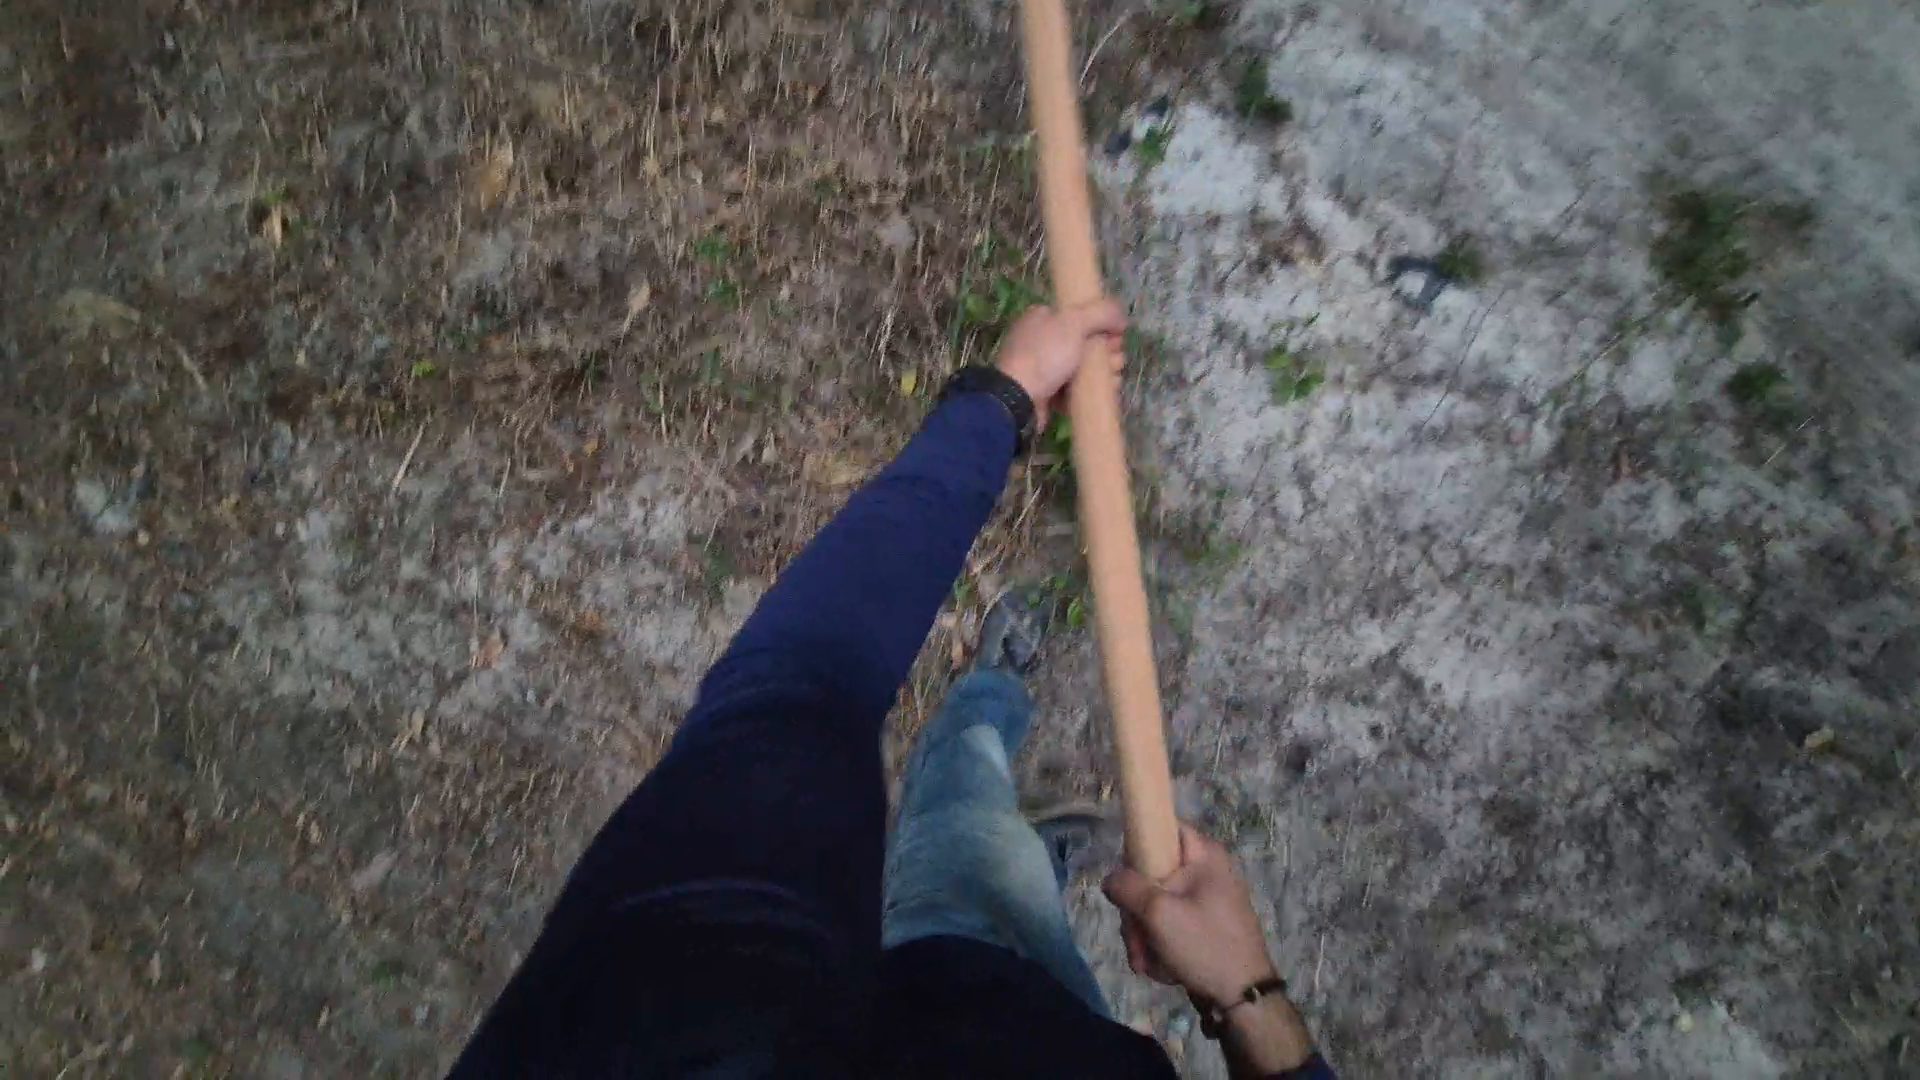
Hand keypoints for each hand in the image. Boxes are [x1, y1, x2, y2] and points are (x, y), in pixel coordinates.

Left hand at [993, 299, 1127, 428]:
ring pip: (1082, 367)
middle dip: (1106, 350)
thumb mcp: (1074, 322)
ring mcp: (1043, 370)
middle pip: (1084, 342)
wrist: (1018, 399)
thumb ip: (1101, 312)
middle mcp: (1041, 342)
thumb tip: (1122, 317)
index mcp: (1042, 318)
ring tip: (1114, 378)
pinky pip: (1074, 389)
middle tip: (1115, 359)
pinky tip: (1106, 391)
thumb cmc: (1044, 355)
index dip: (1102, 324)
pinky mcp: (1047, 394)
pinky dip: (1090, 390)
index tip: (1117, 335)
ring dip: (1103, 371)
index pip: (1079, 316)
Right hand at [1101, 822, 1277, 1005]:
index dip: (1138, 847)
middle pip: (1153, 871)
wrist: (1246, 1002)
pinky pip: (1170, 921)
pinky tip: (1160, 966)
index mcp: (1205, 854)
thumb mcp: (1158, 913)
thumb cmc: (1205, 945)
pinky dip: (1160, 942)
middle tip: (1135, 936)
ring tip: (1145, 960)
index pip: (1162, 827)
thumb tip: (1111, 880)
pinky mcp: (1204, 924)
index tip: (1127, 877)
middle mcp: (1207, 870)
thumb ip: (1127, 887)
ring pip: (1157, 901)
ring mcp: (1206, 898)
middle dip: (1137, 909)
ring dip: (1144, 932)